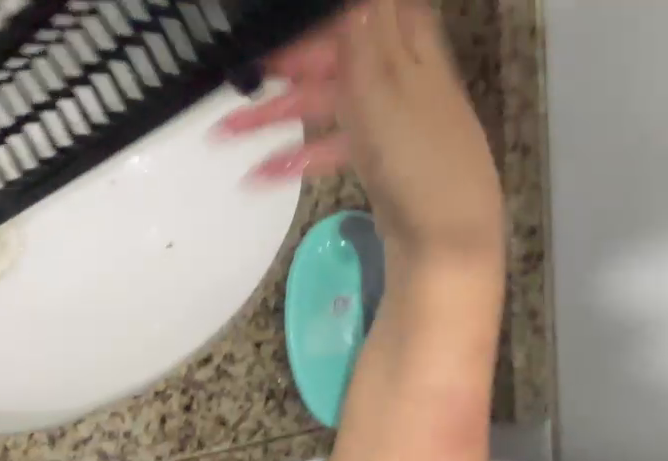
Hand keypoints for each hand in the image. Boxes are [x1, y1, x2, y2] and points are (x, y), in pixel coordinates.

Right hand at [218, 0, 503, 262]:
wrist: (442, 230)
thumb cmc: (416, 152)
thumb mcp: (382, 84)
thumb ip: (362, 33)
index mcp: (405, 41)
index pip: (355, 12)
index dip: (313, 20)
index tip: (269, 31)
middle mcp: (397, 68)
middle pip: (333, 57)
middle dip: (284, 69)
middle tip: (235, 78)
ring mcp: (385, 114)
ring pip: (323, 102)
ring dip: (275, 116)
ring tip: (225, 133)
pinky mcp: (375, 152)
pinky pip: (327, 144)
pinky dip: (296, 156)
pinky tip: (258, 174)